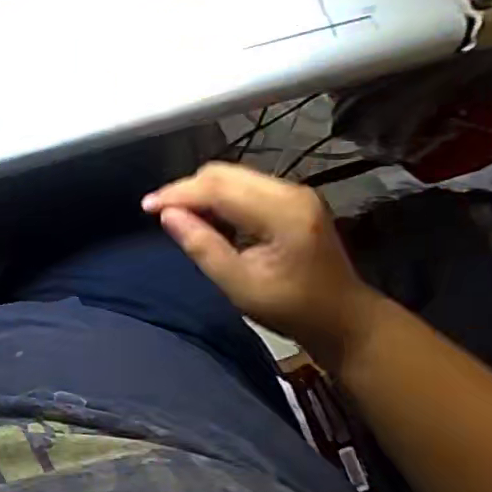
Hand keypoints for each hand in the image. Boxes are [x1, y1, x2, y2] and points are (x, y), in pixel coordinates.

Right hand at [143, 162, 386, 372]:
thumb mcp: (240, 286)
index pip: (219, 188)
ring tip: (177, 215)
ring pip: (232, 176)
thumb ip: (203, 247)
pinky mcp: (292, 197)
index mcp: (283, 213)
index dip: (178, 193)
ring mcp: (294, 192)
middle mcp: (291, 192)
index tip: (147, 206)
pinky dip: (219, 196)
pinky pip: (244, 185)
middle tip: (159, 212)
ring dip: (201, 191)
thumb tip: (166, 215)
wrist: (344, 318)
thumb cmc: (292, 309)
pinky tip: (205, 216)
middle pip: (224, 174)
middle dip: (187, 189)